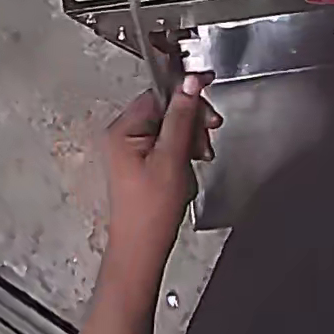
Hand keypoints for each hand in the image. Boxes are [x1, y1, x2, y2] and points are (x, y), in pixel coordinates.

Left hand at [100, 76, 220, 262]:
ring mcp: (132, 148)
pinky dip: (184, 148)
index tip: (208, 83)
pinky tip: (192, 163)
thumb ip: (182, 117)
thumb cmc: (151, 210)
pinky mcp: (142, 161)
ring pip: (170, 125)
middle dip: (191, 118)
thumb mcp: (171, 157)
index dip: (185, 91)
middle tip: (210, 131)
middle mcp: (124, 134)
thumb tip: (189, 83)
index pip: (158, 93)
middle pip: (165, 108)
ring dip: (190, 135)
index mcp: (123, 129)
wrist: (142, 250)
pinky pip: (167, 142)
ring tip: (200, 156)